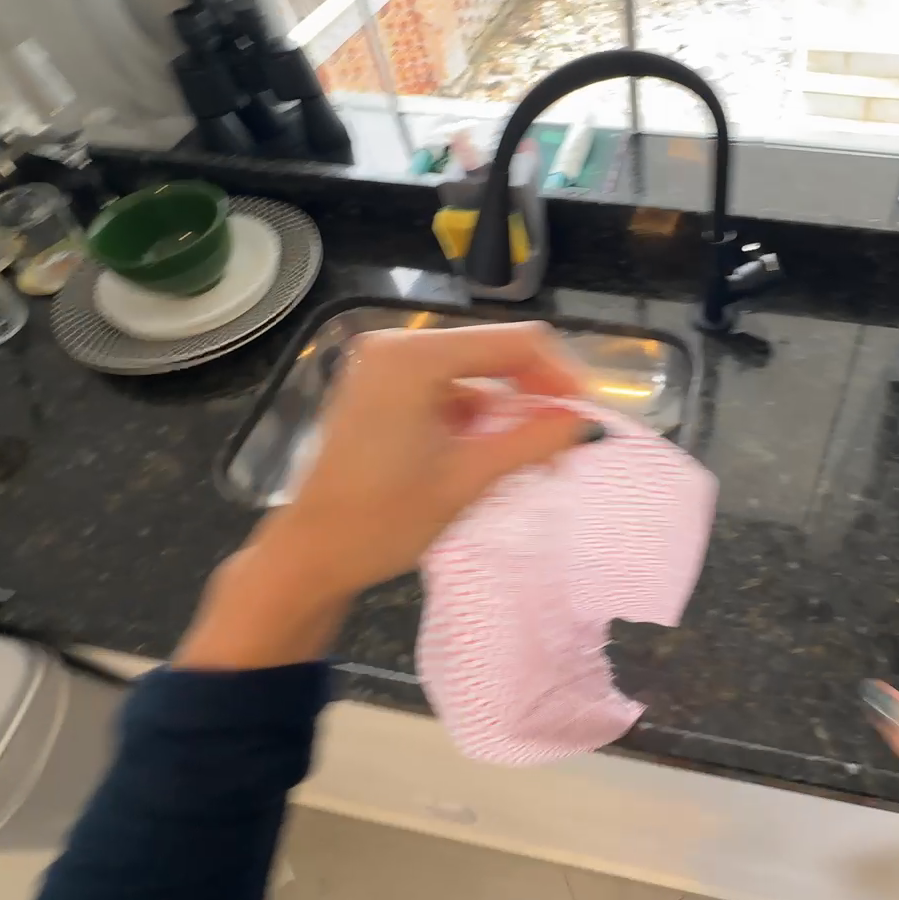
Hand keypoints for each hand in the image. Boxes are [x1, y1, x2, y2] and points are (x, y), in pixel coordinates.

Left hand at [175, 322, 598, 669]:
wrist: (310, 557)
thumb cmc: (383, 520)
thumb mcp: (469, 478)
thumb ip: (534, 439)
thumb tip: (588, 422)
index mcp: (414, 356)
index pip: (515, 342)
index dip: (562, 375)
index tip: (587, 415)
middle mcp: (398, 345)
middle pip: (495, 350)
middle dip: (538, 390)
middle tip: (567, 434)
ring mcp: (386, 364)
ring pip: (475, 370)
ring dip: (511, 405)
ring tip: (537, 449)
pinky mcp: (382, 387)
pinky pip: (449, 386)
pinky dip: (479, 413)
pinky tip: (495, 447)